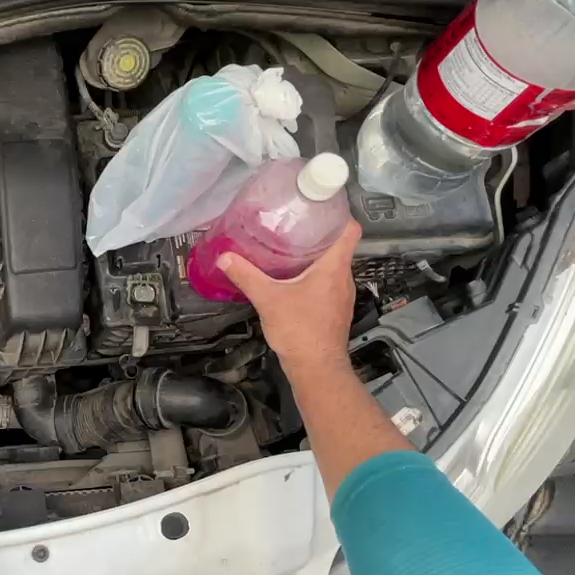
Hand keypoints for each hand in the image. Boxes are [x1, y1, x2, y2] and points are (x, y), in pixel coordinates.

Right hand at [219, 222, 362, 377]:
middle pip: (338, 246)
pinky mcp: (335, 309)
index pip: (350, 230)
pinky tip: (292, 280)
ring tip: (288, 250)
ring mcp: (341, 295)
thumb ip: (246, 276)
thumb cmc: (299, 329)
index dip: (337, 215)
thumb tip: (225, 257)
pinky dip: (313, 276)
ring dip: (314, 257)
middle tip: (292, 226)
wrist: (316, 367)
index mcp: (334, 267)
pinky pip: (327, 283)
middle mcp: (343, 277)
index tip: (318, 207)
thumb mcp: (268, 299)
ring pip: (332, 266)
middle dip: (317, 235)